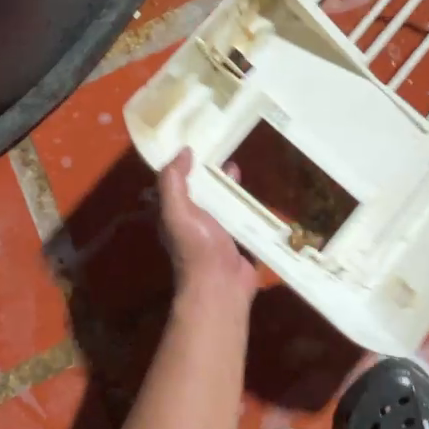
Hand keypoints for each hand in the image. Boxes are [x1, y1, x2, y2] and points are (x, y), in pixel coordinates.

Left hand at [157, 149, 257, 303]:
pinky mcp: (238, 237)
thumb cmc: (196, 246)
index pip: (174, 184)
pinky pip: (242, 214)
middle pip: (201, 190)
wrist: (222, 284)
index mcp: (175, 213)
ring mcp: (217, 229)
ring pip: (223, 200)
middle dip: (210, 173)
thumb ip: (174, 181)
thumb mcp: (176, 210)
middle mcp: (194, 220)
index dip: (181, 165)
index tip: (193, 144)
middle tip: (222, 153)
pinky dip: (247, 202)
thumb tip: (183, 151)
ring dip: (230, 186)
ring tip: (239, 168)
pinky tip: (254, 191)